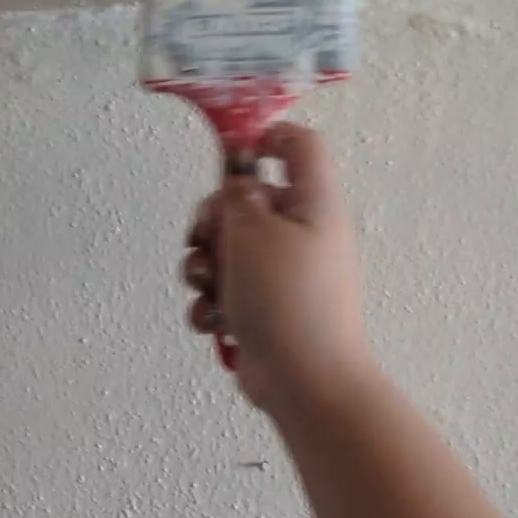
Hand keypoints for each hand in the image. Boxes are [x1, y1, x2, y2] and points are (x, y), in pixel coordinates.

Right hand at [182, 124, 376, 414]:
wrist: (303, 380)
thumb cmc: (286, 301)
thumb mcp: (254, 233)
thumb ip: (237, 198)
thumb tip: (236, 185)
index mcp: (312, 205)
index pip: (299, 147)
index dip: (266, 138)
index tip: (230, 157)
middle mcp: (301, 236)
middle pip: (248, 203)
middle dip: (213, 221)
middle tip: (204, 239)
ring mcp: (282, 277)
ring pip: (229, 252)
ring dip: (205, 267)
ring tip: (205, 287)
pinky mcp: (263, 311)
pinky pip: (227, 293)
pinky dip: (212, 304)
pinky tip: (213, 320)